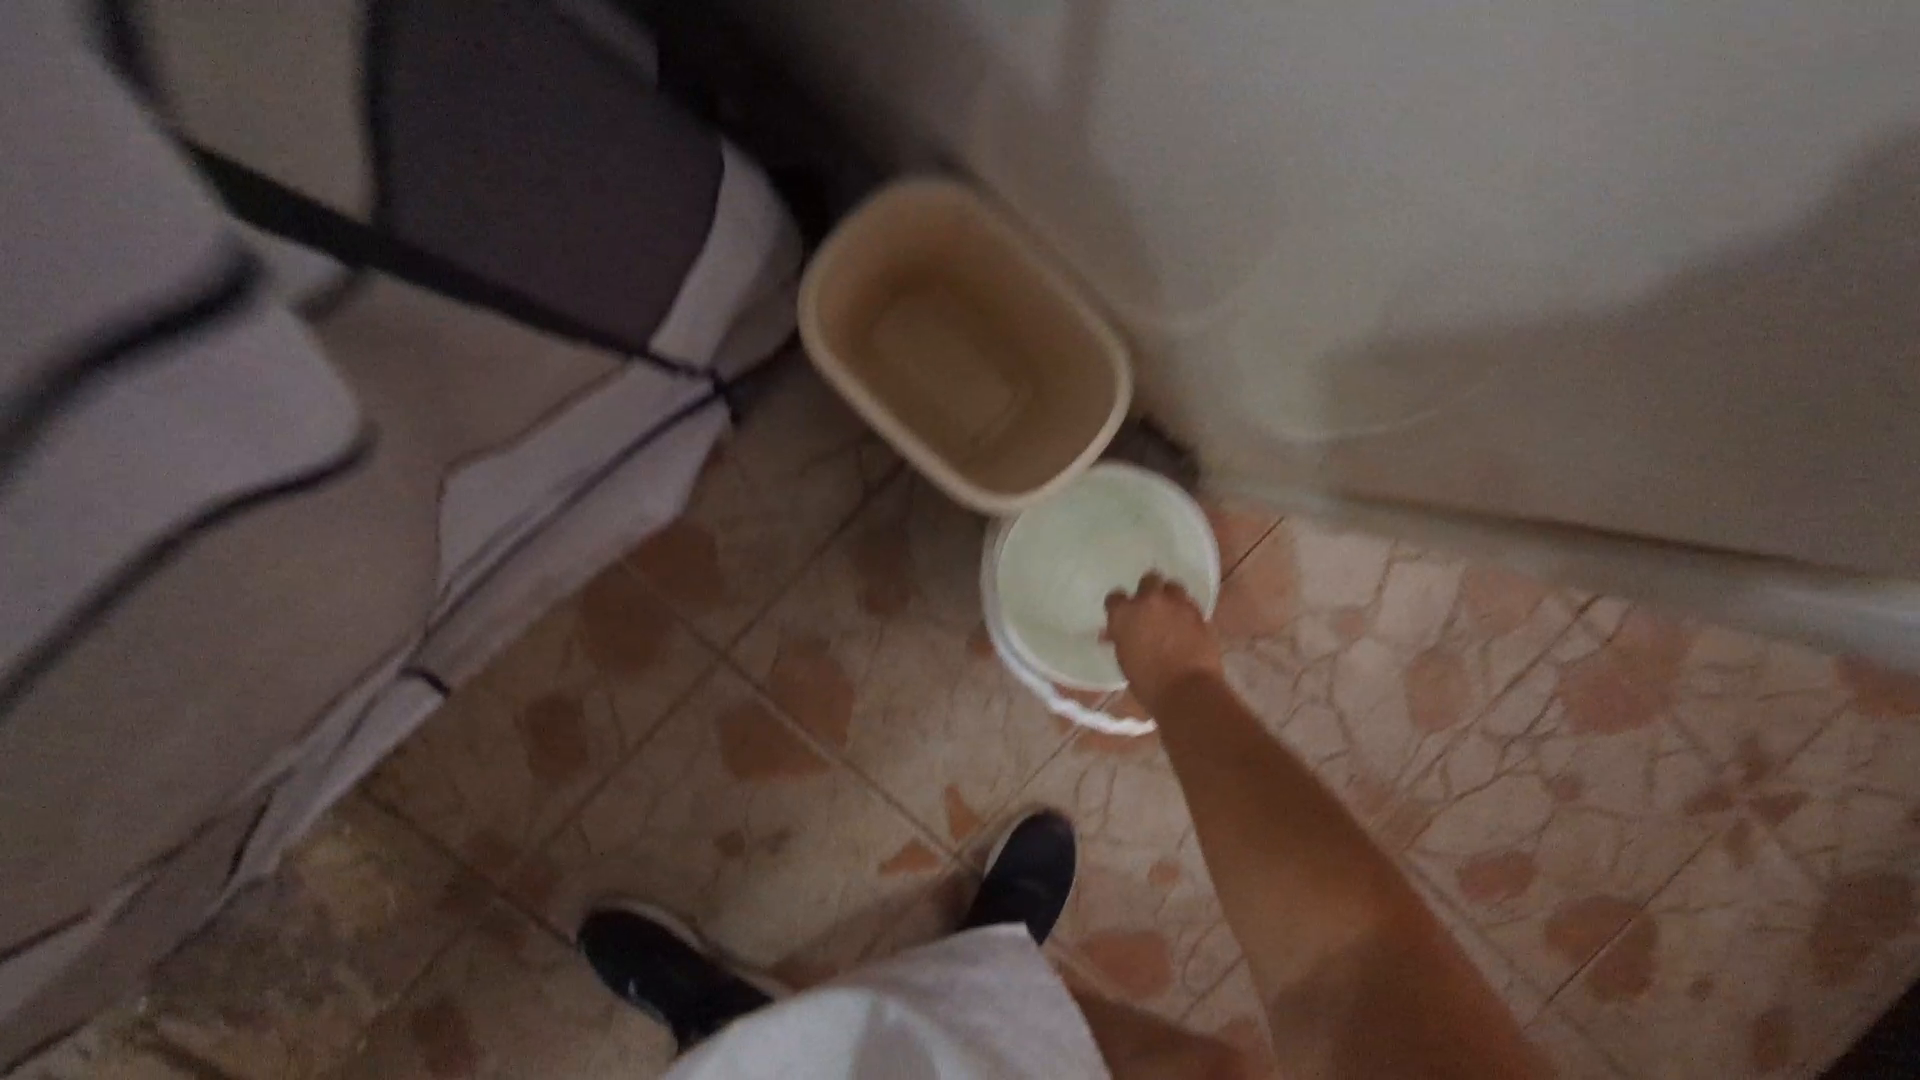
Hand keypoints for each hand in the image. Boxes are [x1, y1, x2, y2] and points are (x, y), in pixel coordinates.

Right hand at [1103, 572, 1223, 711]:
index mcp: (1124, 614)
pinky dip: (1187, 612)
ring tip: (1171, 613)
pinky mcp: (1199, 614)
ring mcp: (1177, 605)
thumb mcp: (1125, 660)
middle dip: (1149, 590)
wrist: (1187, 691)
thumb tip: (1114, 634)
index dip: (1119, 605)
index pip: (1115, 597)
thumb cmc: (1148, 683)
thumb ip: (1121, 639)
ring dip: (1171, 597)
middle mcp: (1149, 601)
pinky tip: (1187, 626)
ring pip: (1173, 587)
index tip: (1123, 615)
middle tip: (1150, 607)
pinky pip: (1190, 604)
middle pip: (1149, 580)